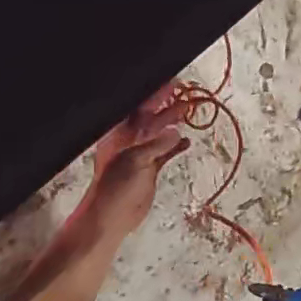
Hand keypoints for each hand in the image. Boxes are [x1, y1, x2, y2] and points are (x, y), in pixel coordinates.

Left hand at [71, 86, 189, 242]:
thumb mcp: (136, 161)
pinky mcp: (149, 168)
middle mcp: (130, 140)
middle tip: (184, 91)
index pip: (138, 106)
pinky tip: (186, 140)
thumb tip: (176, 131)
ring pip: (159, 132)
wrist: (112, 217)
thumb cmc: (115, 187)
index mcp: (119, 133)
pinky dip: (175, 146)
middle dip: (166, 104)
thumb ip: (156, 144)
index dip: (153, 94)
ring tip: (189, 110)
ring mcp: (140, 154)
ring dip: (173, 122)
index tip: (171, 83)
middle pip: (150, 116)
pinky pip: (165, 152)